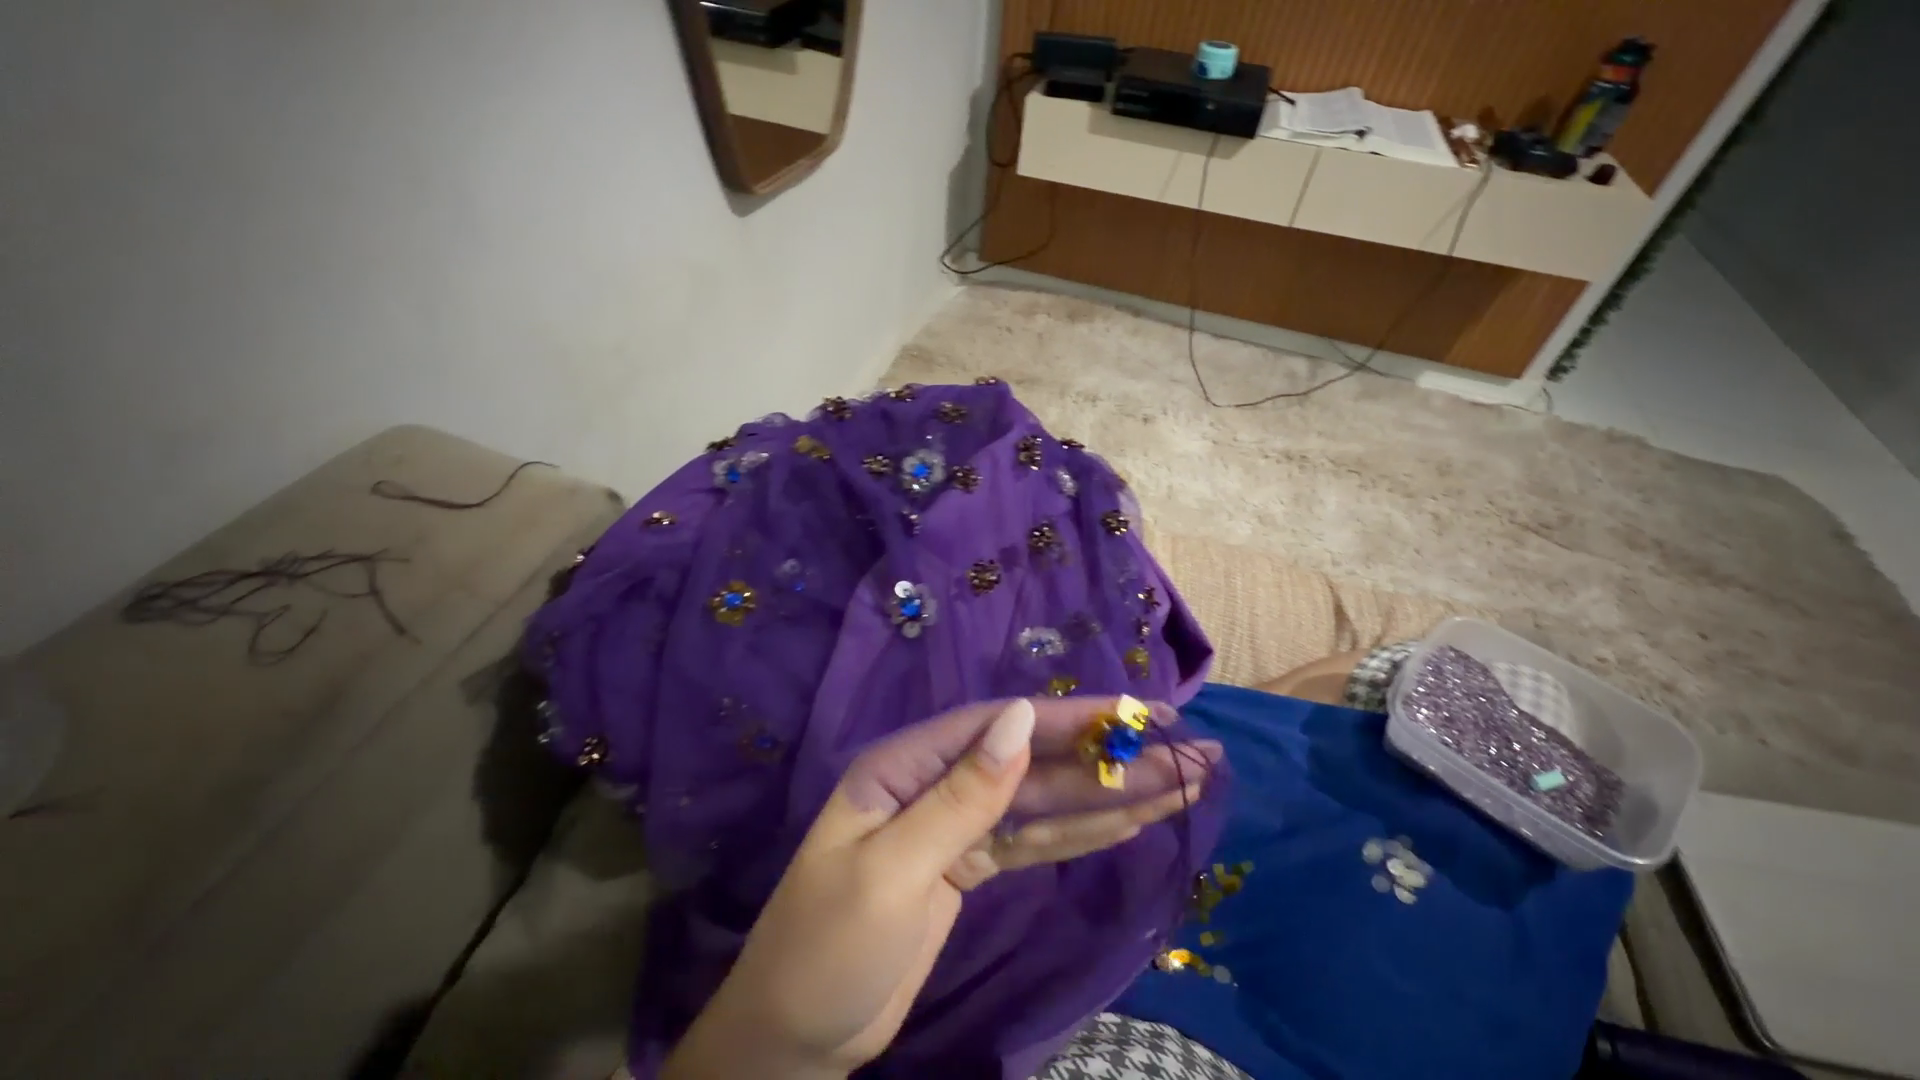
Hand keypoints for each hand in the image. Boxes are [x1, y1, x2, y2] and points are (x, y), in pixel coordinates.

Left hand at [661, 696, 1220, 1078]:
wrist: (795, 1036)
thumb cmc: (829, 947)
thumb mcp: (892, 870)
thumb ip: (962, 796)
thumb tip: (1021, 716)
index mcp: (902, 767)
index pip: (998, 726)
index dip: (1070, 718)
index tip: (1137, 715)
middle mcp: (933, 784)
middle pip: (1032, 763)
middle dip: (1107, 758)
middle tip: (1188, 752)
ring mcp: (954, 829)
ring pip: (1042, 804)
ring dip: (1109, 795)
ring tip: (1181, 785)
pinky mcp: (969, 870)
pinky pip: (1033, 843)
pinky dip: (1081, 834)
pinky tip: (1131, 822)